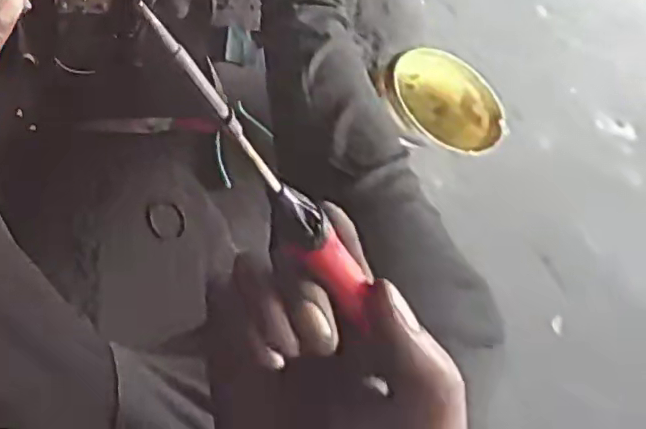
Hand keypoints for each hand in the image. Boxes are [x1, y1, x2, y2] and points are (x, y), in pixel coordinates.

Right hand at [207, 203, 466, 428]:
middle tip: (320, 340)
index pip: (343, 250)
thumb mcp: (425, 423)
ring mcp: (266, 327)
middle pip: (292, 249)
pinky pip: (220, 294)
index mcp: (363, 325)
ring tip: (288, 354)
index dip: (335, 234)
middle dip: (305, 283)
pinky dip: (239, 316)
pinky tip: (262, 359)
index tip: (331, 240)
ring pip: (252, 264)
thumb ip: (424, 363)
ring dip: (269, 298)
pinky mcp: (227, 342)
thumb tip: (382, 289)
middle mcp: (313, 315)